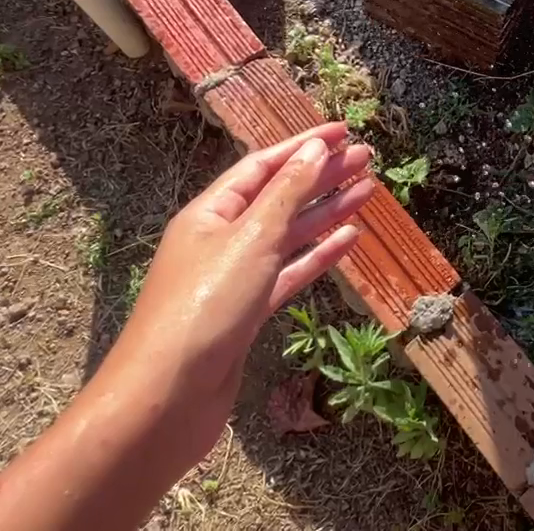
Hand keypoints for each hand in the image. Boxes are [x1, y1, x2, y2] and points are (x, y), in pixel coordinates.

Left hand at [97, 123, 375, 465]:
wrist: (165, 401)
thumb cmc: (205, 308)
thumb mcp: (251, 239)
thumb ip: (287, 193)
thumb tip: (315, 149)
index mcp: (210, 214)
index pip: (263, 166)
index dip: (303, 145)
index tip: (345, 131)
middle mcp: (222, 239)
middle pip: (280, 196)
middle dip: (323, 175)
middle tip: (367, 158)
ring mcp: (236, 276)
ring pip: (290, 233)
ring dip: (328, 211)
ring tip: (368, 190)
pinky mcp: (250, 310)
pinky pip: (291, 271)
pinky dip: (319, 254)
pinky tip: (349, 239)